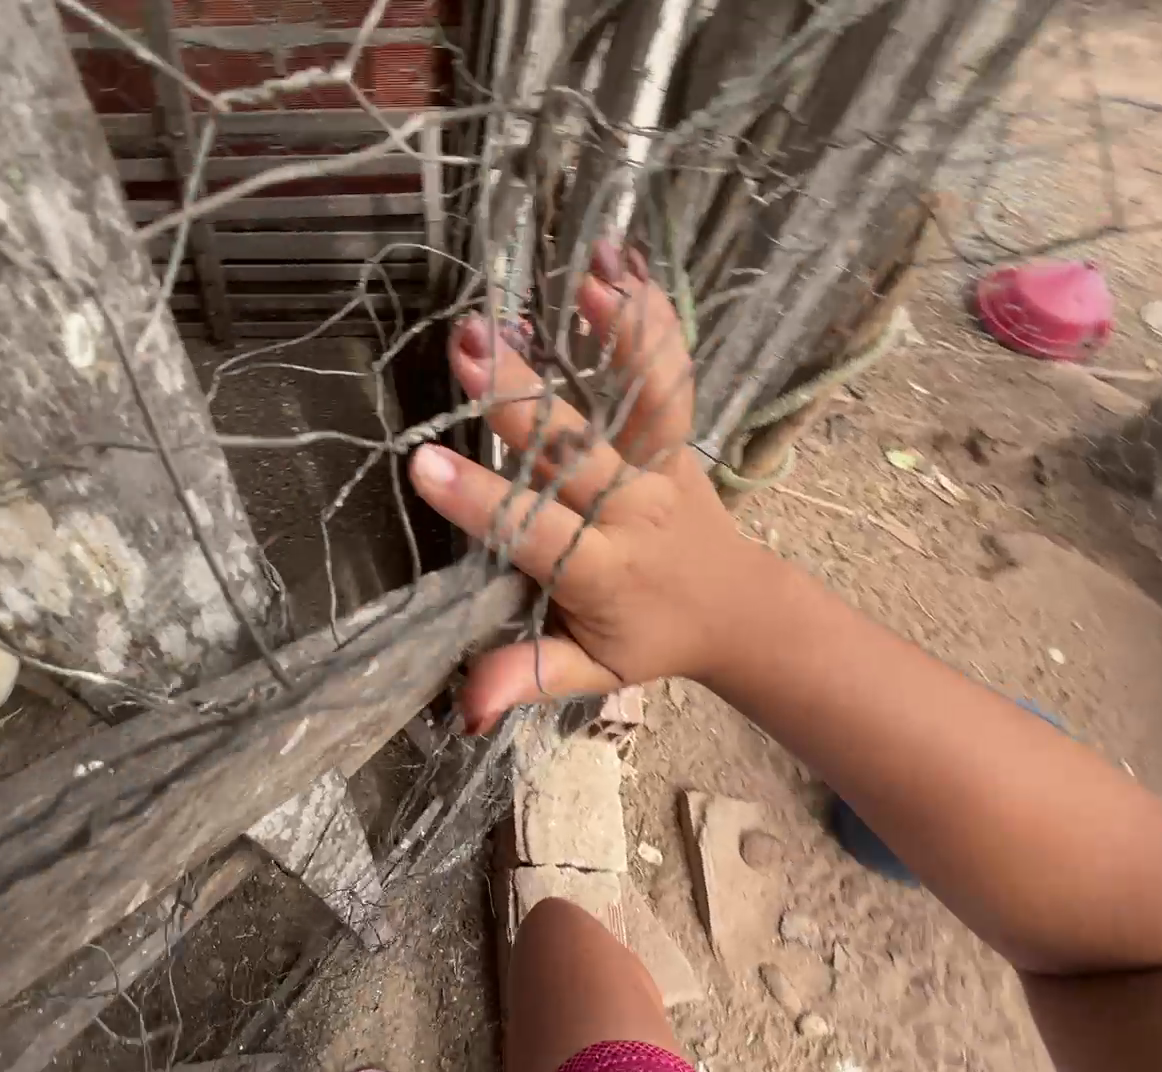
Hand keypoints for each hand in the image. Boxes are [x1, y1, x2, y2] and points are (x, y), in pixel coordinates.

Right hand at [408, 243, 773, 732]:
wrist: (738, 608)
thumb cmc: (650, 638)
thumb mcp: (590, 672)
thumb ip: (528, 677)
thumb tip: (463, 709)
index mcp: (604, 570)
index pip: (539, 534)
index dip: (483, 503)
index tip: (424, 465)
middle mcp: (635, 509)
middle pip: (576, 453)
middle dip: (519, 400)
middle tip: (469, 346)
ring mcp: (664, 466)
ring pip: (637, 402)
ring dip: (606, 340)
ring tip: (574, 280)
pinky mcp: (680, 438)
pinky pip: (671, 377)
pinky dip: (648, 324)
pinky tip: (620, 272)